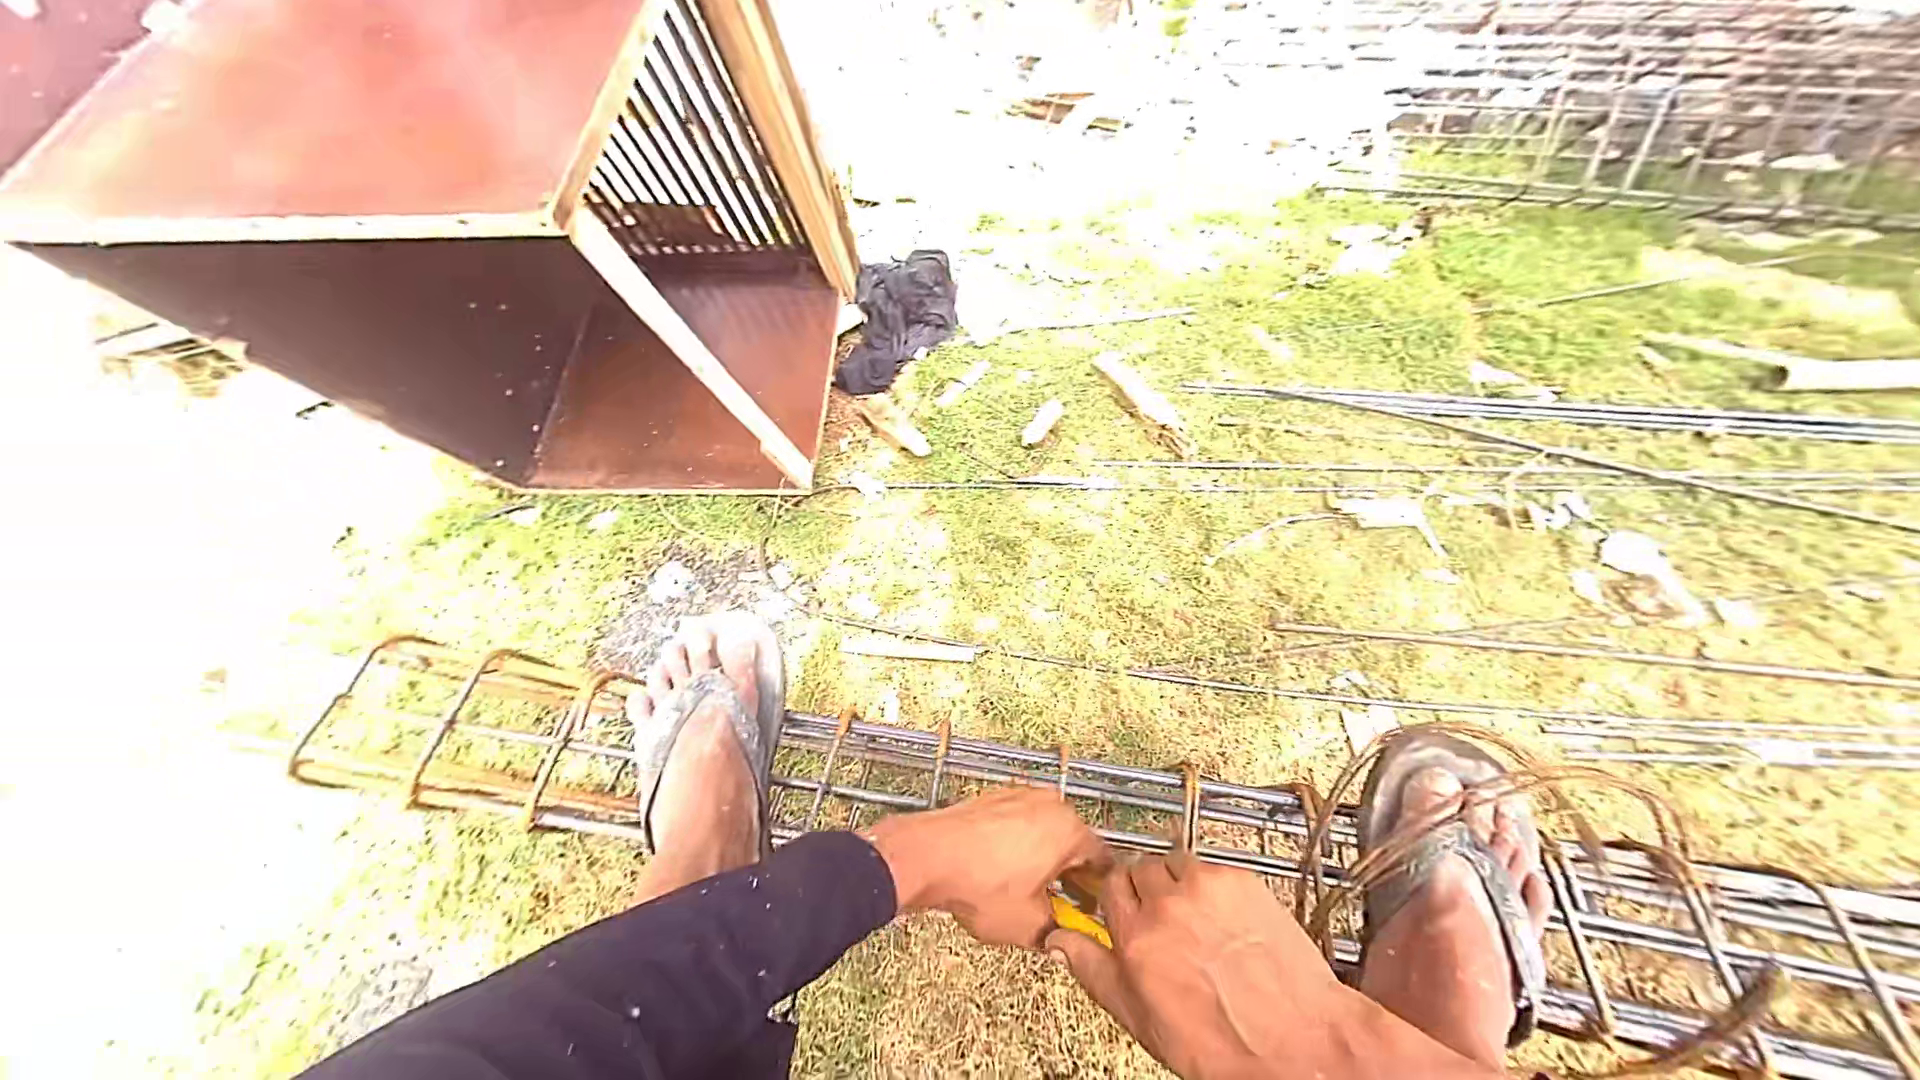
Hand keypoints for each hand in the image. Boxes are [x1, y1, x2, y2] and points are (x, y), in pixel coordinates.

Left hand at [864, 787, 1110, 947]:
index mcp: (1069, 830)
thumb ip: (1057, 932)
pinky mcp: (995, 796)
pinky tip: (1004, 868)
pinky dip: (1021, 842)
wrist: (930, 855)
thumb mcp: (1029, 926)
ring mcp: (1020, 795)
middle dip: (1071, 873)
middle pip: (1074, 841)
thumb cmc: (982, 886)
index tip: (1091, 910)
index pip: (1103, 861)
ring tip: (1029, 888)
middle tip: (1061, 904)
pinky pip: (1021, 821)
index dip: (1098, 891)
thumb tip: (1061, 938)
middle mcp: (1049, 803)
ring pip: (1046, 830)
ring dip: (1045, 857)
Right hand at [1045, 851, 1498, 1079]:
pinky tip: (1229, 919)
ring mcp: (1202, 888)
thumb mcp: (1142, 1020)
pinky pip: (1209, 867)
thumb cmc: (1220, 1043)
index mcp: (1135, 938)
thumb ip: (1093, 971)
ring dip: (1179, 882)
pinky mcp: (1237, 878)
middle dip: (1149, 888)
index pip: (1110, 884)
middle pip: (1139, 868)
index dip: (1122, 897)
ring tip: (1200, 916)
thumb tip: (1055, 939)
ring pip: (1172, 863)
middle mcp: (1163, 905)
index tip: (1132, 906)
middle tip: (1169, 916)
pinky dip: (1213, 886)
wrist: (1301, 1044)